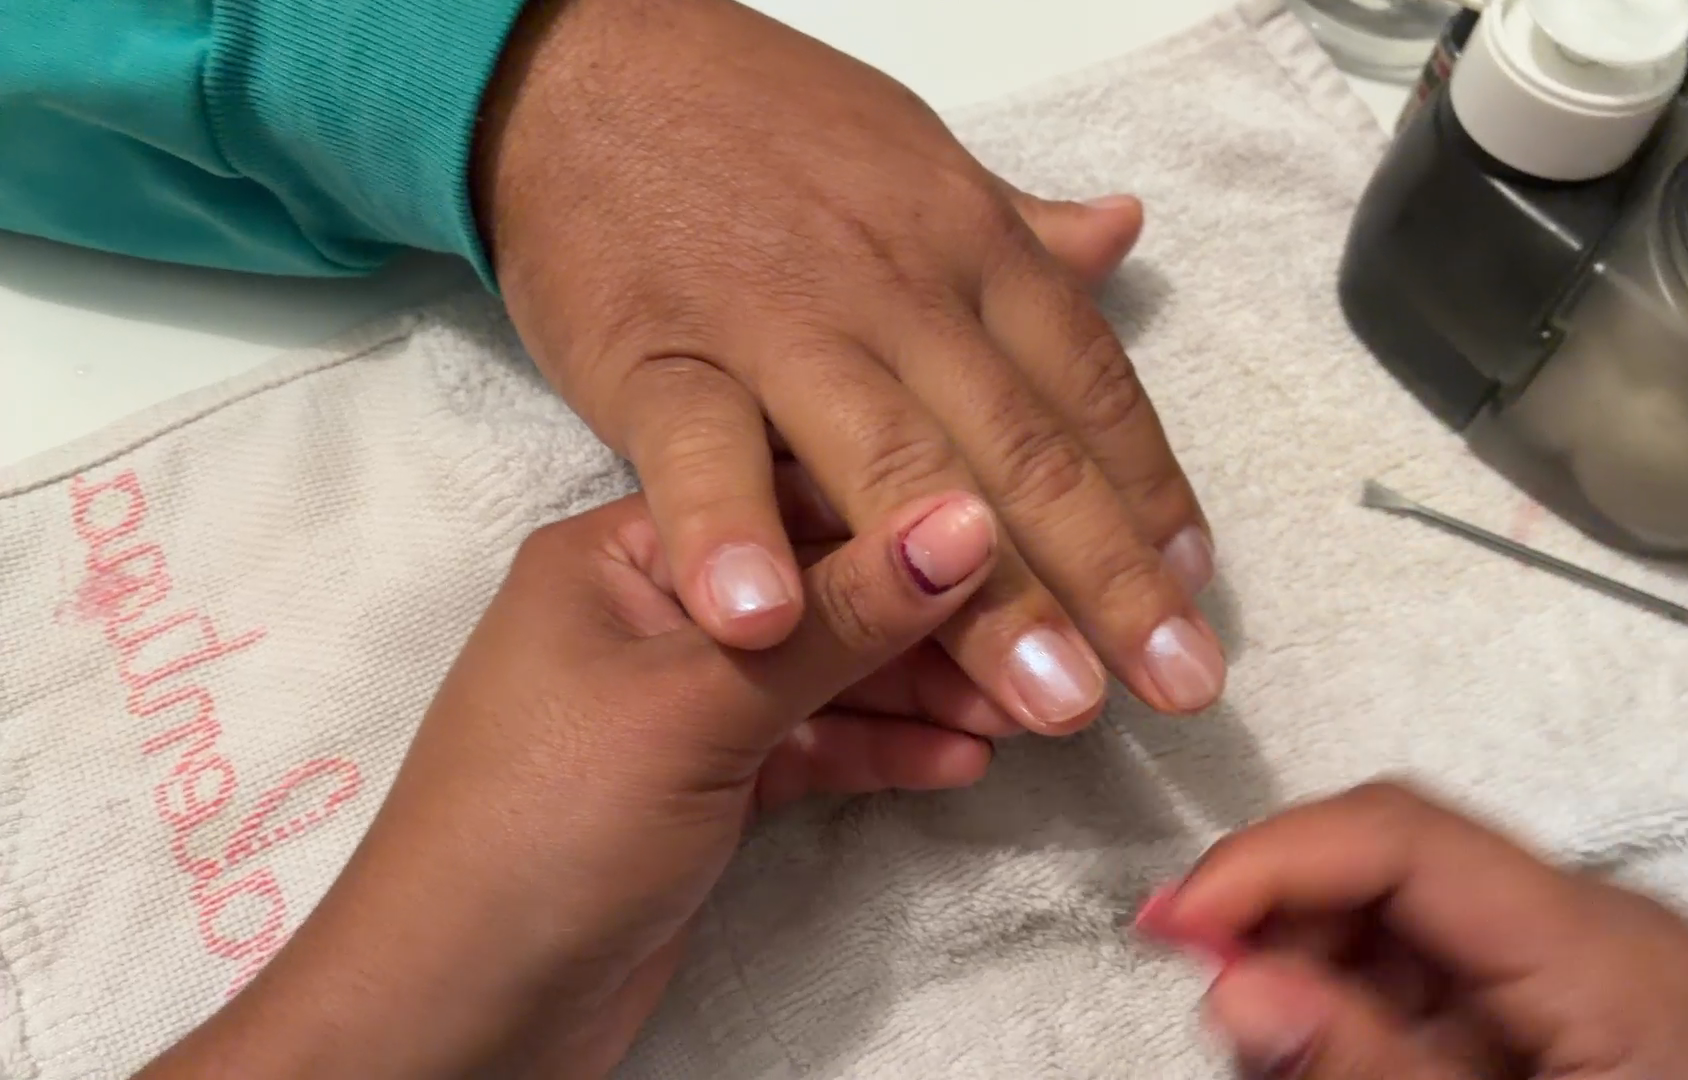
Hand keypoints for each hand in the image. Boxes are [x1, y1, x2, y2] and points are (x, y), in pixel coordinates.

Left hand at [141, 490, 1000, 1078]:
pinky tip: (961, 761)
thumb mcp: (706, 704)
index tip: (1011, 552)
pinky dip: (884, 749)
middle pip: (826, 595)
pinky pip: (819, 740)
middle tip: (1036, 657)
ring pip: (833, 674)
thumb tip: (971, 519)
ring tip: (1019, 715)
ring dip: (922, 696)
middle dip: (929, 630)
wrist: (461, 1032)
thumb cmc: (555, 828)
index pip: (795, 503)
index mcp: (632, 550)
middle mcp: (669, 606)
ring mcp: (696, 692)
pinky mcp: (720, 768)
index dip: (906, 524)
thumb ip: (843, 613)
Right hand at [471, 0, 1224, 734]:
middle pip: (1026, 454)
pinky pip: (702, 454)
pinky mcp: (658, 356)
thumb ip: (1024, 229)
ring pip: (900, 472)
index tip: (1195, 593)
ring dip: (980, 603)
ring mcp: (779, 325)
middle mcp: (901, 291)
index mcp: (972, 249)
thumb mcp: (925, 168)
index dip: (1153, 498)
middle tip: (1176, 688)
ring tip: (1053, 704)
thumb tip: (1123, 235)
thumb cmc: (771, 132)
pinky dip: (733, 534)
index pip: (1091, 390)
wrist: (589, 70)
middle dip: (1110, 581)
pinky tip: (767, 627)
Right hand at [1136, 785, 1687, 1079]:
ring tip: (1264, 1026)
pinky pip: (1406, 948)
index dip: (1268, 859)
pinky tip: (1324, 1036)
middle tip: (1198, 972)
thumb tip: (1230, 989)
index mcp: (1603, 947)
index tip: (1178, 917)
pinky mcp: (1539, 981)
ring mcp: (1561, 945)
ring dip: (1295, 949)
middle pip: (1376, 852)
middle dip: (1271, 908)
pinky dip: (1338, 984)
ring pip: (1377, 894)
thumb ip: (1370, 1068)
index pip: (1397, 833)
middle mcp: (1582, 918)